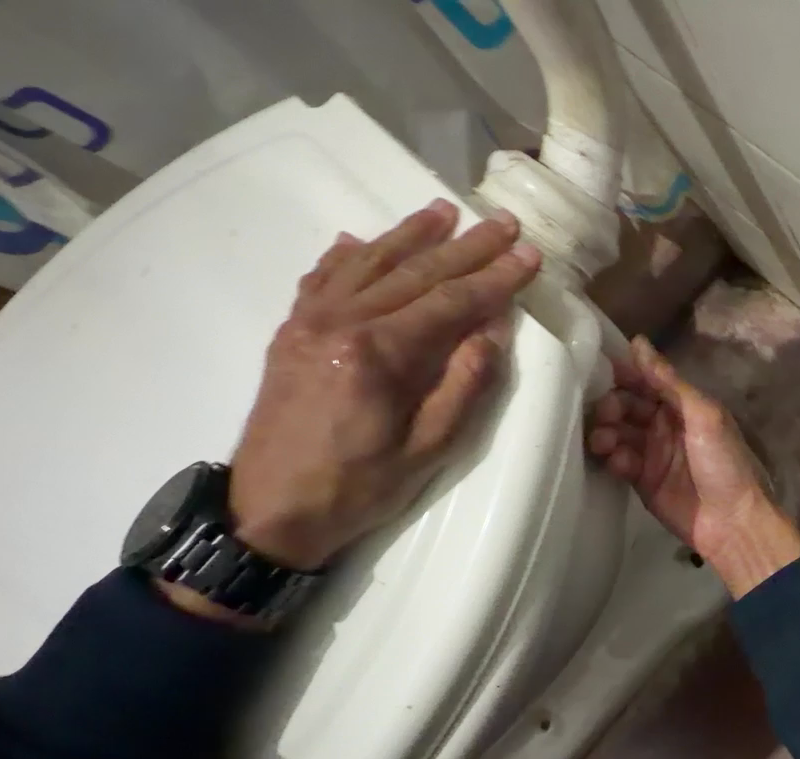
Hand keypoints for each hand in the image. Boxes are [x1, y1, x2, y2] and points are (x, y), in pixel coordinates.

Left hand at [228, 198, 540, 570]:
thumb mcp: (428, 451)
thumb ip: (464, 387)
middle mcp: (341, 322)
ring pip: (369, 263)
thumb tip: (492, 332)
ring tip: (444, 211)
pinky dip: (349, 255)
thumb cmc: (358, 488)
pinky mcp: (291, 331)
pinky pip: (323, 278)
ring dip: (410, 234)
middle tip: (503, 222)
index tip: (529, 257)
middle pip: (414, 272)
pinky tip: (364, 240)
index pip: (450, 303)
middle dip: (465, 246)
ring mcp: (309, 321)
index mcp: (379, 355)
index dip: (495, 279)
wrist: (270, 508)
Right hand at [586, 338, 799, 596]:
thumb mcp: (704, 415)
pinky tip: (616, 462)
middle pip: (626, 405)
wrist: (734, 522)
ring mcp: (652, 453)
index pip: (646, 380)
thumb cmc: (725, 463)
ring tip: (604, 441)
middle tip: (604, 414)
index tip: (597, 370)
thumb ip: (670, 382)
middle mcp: (665, 424)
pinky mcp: (641, 481)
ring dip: (605, 432)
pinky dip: (612, 458)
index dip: (623, 374)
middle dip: (610, 405)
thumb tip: (637, 342)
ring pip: (617, 432)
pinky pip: (618, 461)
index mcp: (683, 404)